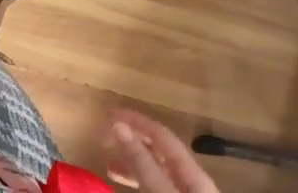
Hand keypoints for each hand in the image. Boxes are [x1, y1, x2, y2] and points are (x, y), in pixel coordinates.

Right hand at [104, 111, 219, 192]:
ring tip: (108, 163)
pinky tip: (124, 180)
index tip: (108, 112)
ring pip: (156, 170)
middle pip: (159, 151)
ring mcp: (185, 192)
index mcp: (193, 171)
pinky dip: (138, 178)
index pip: (162, 135)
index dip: (136, 119)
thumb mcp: (162, 190)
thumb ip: (142, 161)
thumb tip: (117, 123)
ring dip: (131, 162)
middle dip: (131, 140)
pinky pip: (156, 185)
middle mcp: (192, 180)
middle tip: (104, 138)